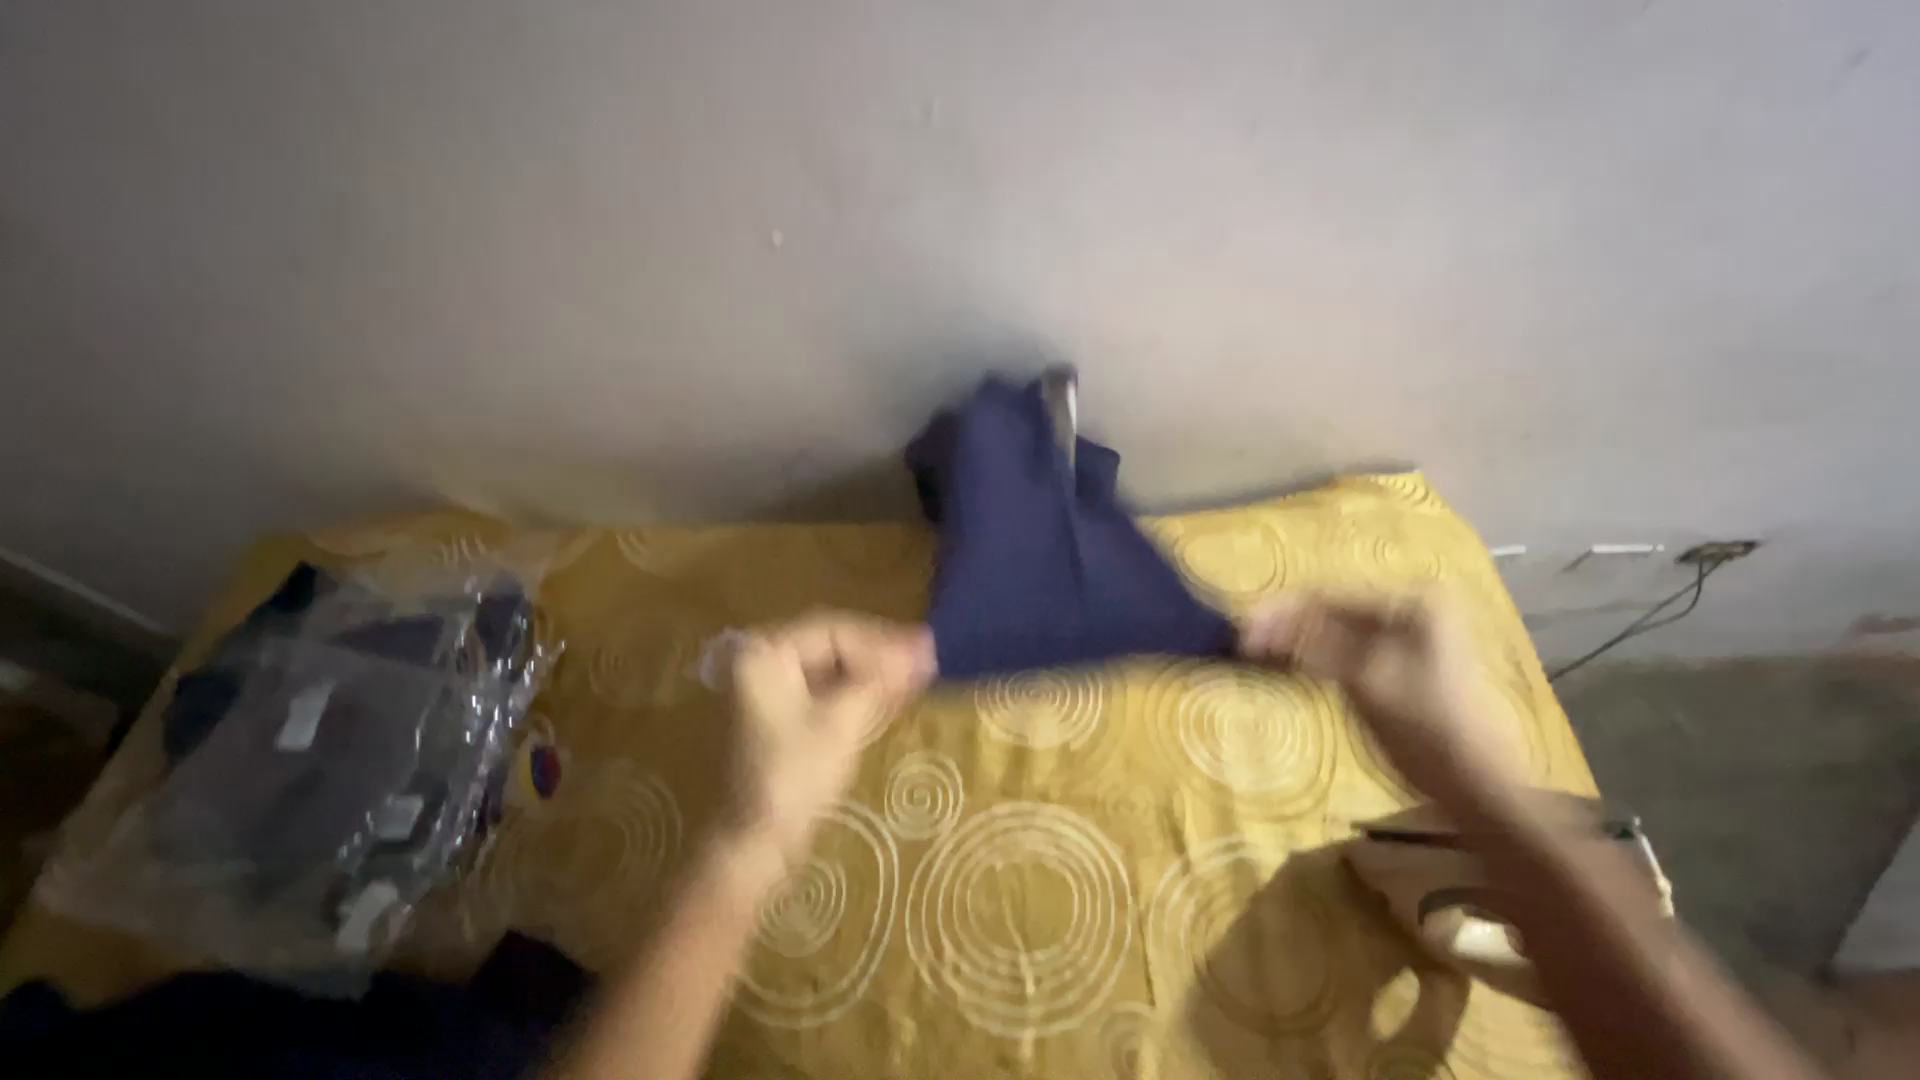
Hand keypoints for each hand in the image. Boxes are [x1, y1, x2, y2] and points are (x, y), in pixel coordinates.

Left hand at [721, 611, 933, 884]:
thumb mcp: (840, 722)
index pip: (833, 630)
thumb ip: (881, 679)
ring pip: (833, 665)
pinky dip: (860, 689)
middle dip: (881, 652)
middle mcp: (762, 660)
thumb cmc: (794, 777)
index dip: (882, 640)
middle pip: (833, 644)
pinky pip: (827, 687)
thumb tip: (925, 645)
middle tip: (927, 657)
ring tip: (919, 672)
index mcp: (765, 653)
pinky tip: (894, 693)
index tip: (926, 651)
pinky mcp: (782, 713)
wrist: (758, 843)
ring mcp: (770, 688)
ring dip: (874, 670)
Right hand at [1238, 591, 1524, 814]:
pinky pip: (1345, 652)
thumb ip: (1308, 646)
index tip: (1240, 629)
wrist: (1478, 788)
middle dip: (1285, 626)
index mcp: (1415, 602)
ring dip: (1295, 643)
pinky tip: (1284, 667)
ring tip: (1253, 655)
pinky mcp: (1399, 667)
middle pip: (1331, 612)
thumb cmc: (1427, 729)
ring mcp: (1408, 639)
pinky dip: (1314, 660)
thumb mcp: (1363, 681)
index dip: (1281, 611)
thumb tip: (1251, 625)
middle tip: (1240, 643)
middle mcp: (1413, 610)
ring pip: (1334, 633)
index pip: (1331, 596)